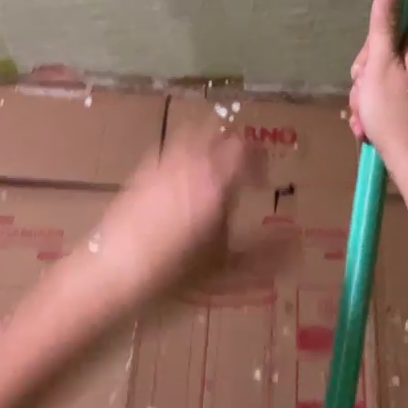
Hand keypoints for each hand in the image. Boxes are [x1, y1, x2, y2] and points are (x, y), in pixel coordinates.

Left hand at [82, 130, 265, 305]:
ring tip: (211, 173)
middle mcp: (192, 160)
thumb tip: (298, 243)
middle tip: (241, 174)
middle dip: (234, 149)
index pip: (247, 148)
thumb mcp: (224, 269)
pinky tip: (180, 182)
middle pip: (220, 133)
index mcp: (217, 179)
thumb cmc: (172, 274)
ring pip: (193, 133)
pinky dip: (182, 155)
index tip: (262, 183)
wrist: (110, 274)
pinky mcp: (141, 170)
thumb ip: (263, 254)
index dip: (259, 161)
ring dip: (208, 145)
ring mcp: (163, 161)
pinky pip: (168, 148)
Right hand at [348, 0, 407, 177]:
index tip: (369, 55)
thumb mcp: (381, 65)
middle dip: (366, 70)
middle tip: (362, 90)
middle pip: (388, 46)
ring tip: (363, 115)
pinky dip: (375, 109)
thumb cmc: (396, 113)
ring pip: (383, 74)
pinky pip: (389, 96)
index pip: (403, 15)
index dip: (379, 31)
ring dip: (366, 93)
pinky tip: (367, 127)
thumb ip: (383, 25)